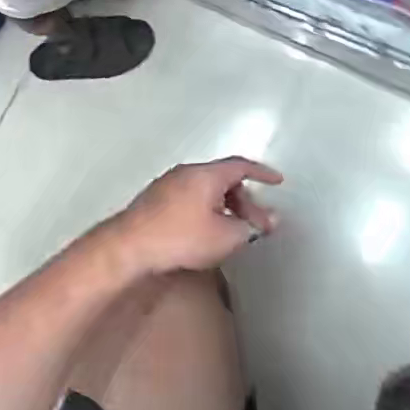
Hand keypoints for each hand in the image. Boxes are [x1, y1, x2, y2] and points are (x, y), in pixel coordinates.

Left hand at [99, 157, 283, 277]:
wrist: (133, 244)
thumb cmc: (179, 236)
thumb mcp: (226, 237)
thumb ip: (251, 226)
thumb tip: (265, 220)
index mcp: (205, 174)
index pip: (240, 166)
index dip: (262, 172)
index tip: (276, 179)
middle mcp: (185, 173)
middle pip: (224, 179)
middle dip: (246, 201)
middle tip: (259, 225)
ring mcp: (169, 183)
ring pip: (207, 189)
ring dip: (226, 207)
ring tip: (235, 233)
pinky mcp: (158, 198)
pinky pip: (191, 196)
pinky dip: (207, 208)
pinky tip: (209, 232)